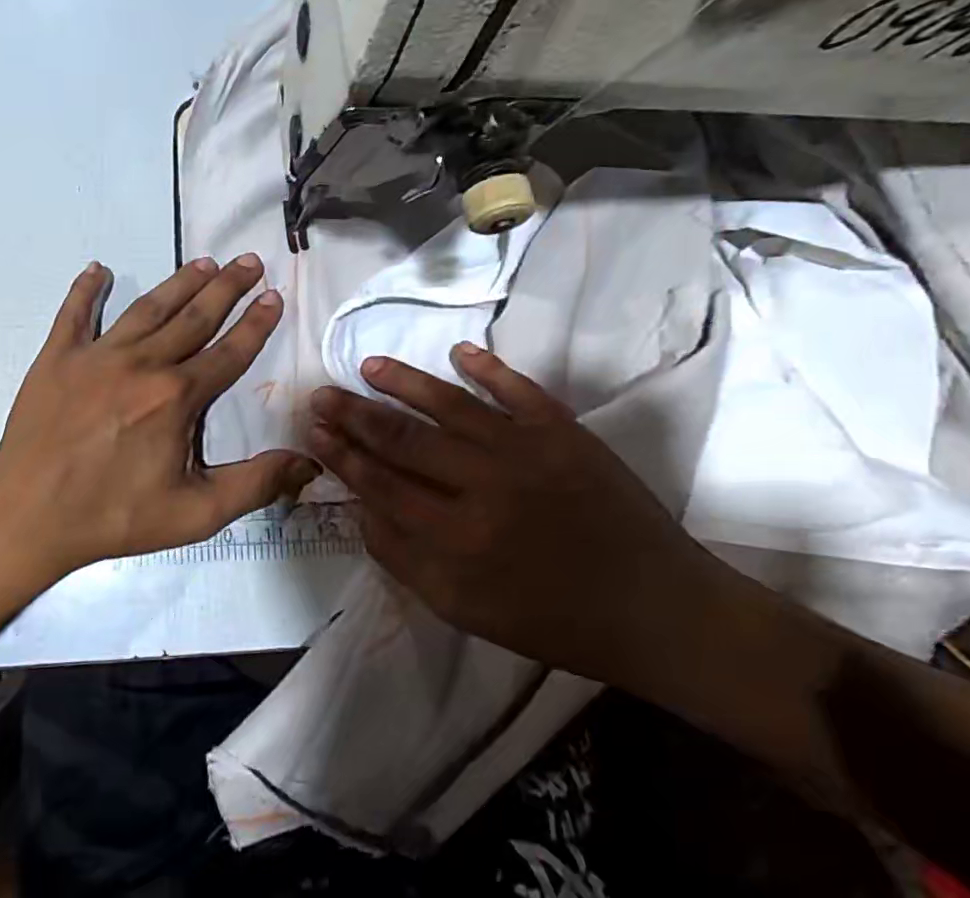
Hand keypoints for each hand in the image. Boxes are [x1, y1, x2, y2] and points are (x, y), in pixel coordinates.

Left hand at [0, 256, 319, 574]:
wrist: (29, 516)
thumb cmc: (113, 516)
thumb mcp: (194, 514)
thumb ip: (254, 486)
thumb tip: (309, 464)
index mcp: (176, 397)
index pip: (228, 352)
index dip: (255, 324)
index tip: (274, 296)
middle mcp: (140, 364)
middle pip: (193, 317)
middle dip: (226, 287)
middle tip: (249, 261)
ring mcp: (95, 356)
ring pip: (146, 308)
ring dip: (178, 283)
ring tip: (203, 262)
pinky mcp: (56, 359)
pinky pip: (74, 314)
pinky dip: (86, 290)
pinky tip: (98, 270)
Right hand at [307, 345, 758, 686]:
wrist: (657, 611)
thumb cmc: (549, 618)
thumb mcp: (460, 608)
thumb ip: (401, 558)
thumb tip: (360, 506)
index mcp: (458, 539)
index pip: (382, 484)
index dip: (342, 454)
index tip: (312, 430)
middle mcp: (487, 487)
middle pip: (405, 439)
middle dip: (355, 414)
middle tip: (322, 394)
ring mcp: (530, 453)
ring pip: (452, 406)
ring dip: (405, 382)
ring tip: (367, 366)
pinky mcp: (568, 435)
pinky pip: (520, 391)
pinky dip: (489, 369)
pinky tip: (459, 351)